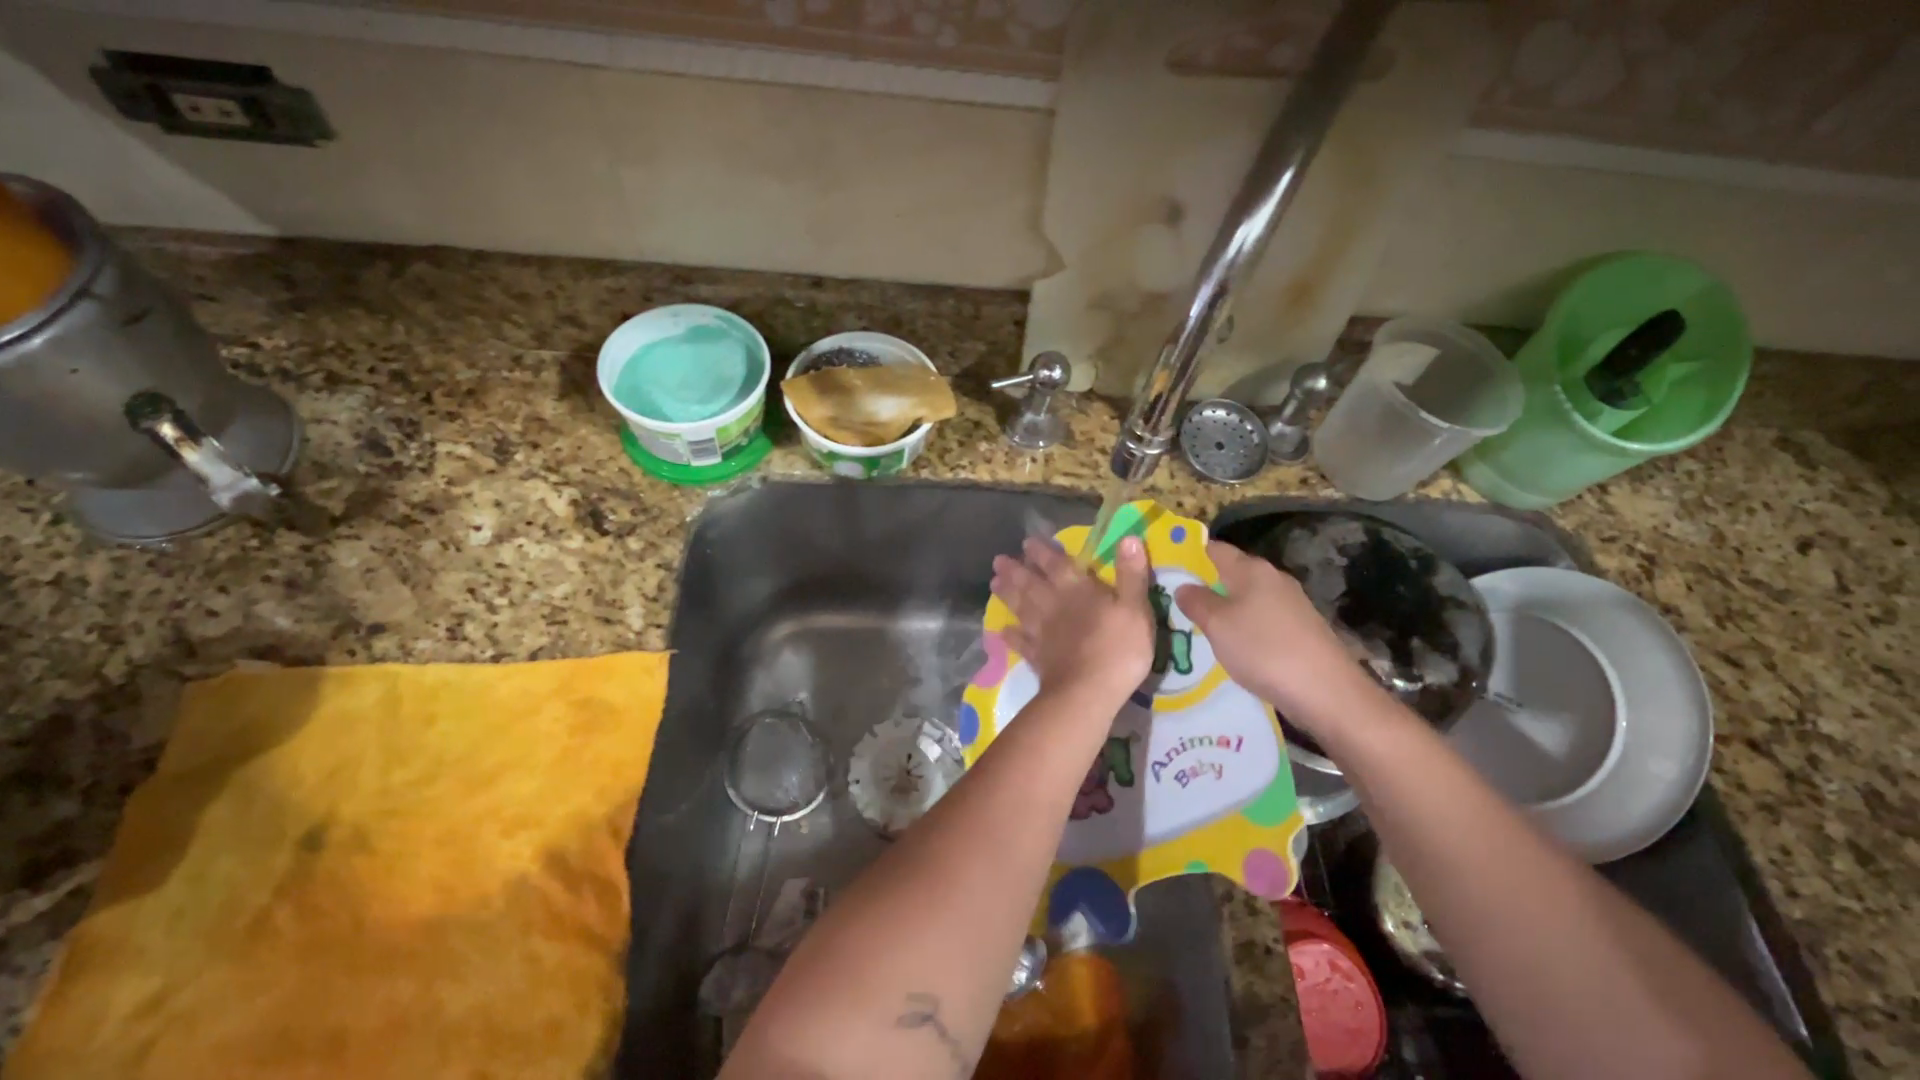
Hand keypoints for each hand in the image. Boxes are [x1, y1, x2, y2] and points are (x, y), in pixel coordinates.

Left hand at [990, 536, 1154, 704]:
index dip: (1042, 552)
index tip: (1026, 542)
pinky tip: (1001, 632)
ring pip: (1021, 608)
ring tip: (993, 584)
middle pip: (1031, 584)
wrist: (1088, 692)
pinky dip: (1010, 636)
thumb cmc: (1119, 649)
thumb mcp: (1136, 609)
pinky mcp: (1038, 657)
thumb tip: (1129, 538)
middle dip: (1015, 570)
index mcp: (1078, 590)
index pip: (1057, 565)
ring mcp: (1042, 633)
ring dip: (1007, 595)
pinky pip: (1020, 643)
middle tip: (998, 561)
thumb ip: (1132, 575)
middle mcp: (1054, 606)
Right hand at [1174, 541, 1378, 726]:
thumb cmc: (1262, 649)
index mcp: (1251, 569)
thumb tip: (1184, 586)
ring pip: (1248, 597)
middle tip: (1176, 603)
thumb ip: (1196, 602)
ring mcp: (1291, 604)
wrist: (1324, 689)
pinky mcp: (1300, 628)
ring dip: (1225, 608)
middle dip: (1206, 584)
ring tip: (1200, 627)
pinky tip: (1234, 646)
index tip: (1167, 568)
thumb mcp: (1218, 625)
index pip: (1214, 548)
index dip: (1190, 554)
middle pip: (1232, 572)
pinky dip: (1244, 627)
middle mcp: (1273, 578)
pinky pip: (1262, 619)